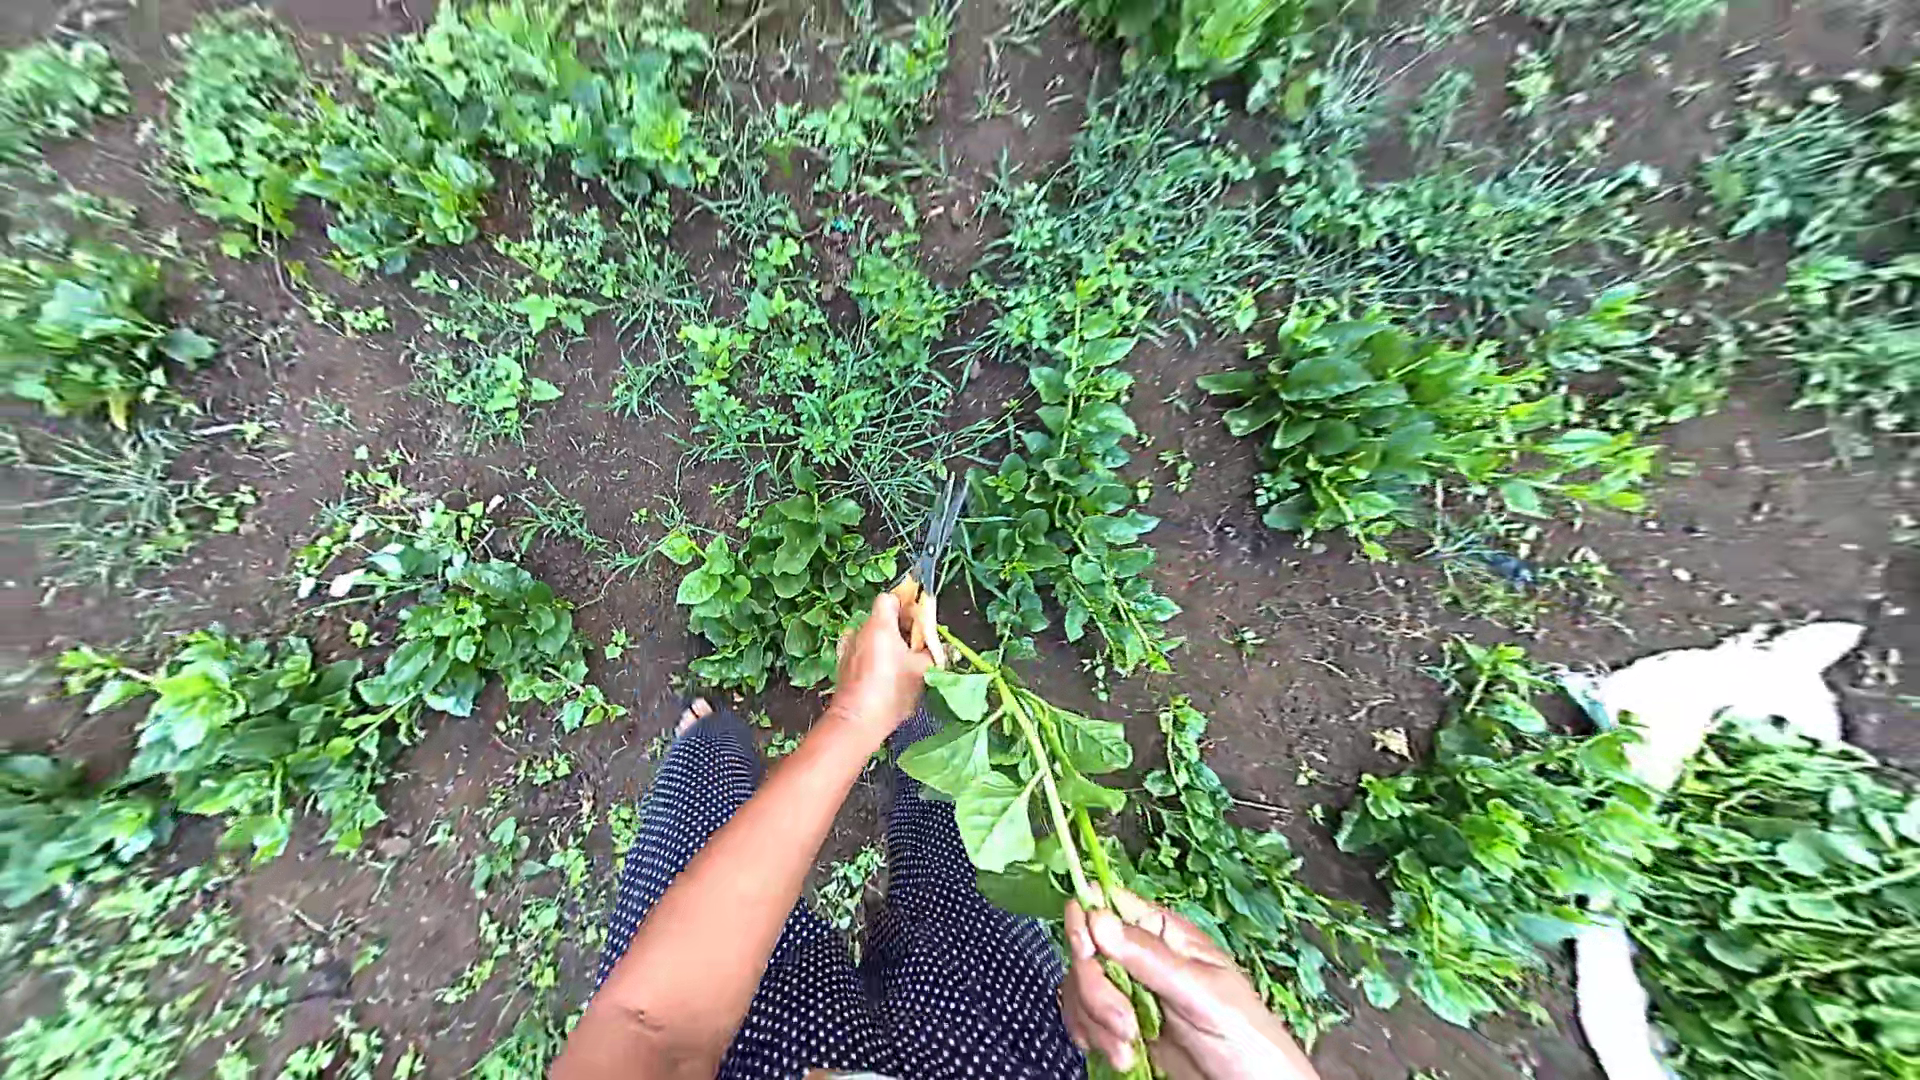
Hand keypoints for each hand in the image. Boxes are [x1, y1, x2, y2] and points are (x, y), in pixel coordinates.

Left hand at [831, 592, 933, 736]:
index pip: (890, 597)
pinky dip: (876, 656)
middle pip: (883, 616)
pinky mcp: (844, 665)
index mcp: (880, 625)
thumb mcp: (923, 670)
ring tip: (903, 662)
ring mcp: (849, 648)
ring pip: (873, 635)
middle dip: (902, 627)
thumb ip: (933, 652)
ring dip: (888, 642)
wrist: (858, 722)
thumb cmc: (892, 691)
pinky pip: (864, 651)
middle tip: (918, 645)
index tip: (920, 619)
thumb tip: (938, 647)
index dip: (907, 603)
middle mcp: (861, 630)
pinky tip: (886, 674)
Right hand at [1062, 890, 1319, 1079]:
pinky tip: (1116, 1053)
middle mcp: (1137, 952)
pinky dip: (1088, 1032)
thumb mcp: (1202, 993)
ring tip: (1127, 1049)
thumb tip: (1097, 918)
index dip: (1086, 918)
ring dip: (1093, 1016)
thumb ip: (1149, 957)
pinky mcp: (1119, 1023)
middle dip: (1094, 985)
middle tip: (1124, 1022)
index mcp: (1159, 929)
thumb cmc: (1247, 1037)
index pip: (1105, 900)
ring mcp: (1127, 988)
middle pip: (1086, 945)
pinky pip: (1082, 1013)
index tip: (1088, 951)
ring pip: (1079, 980)